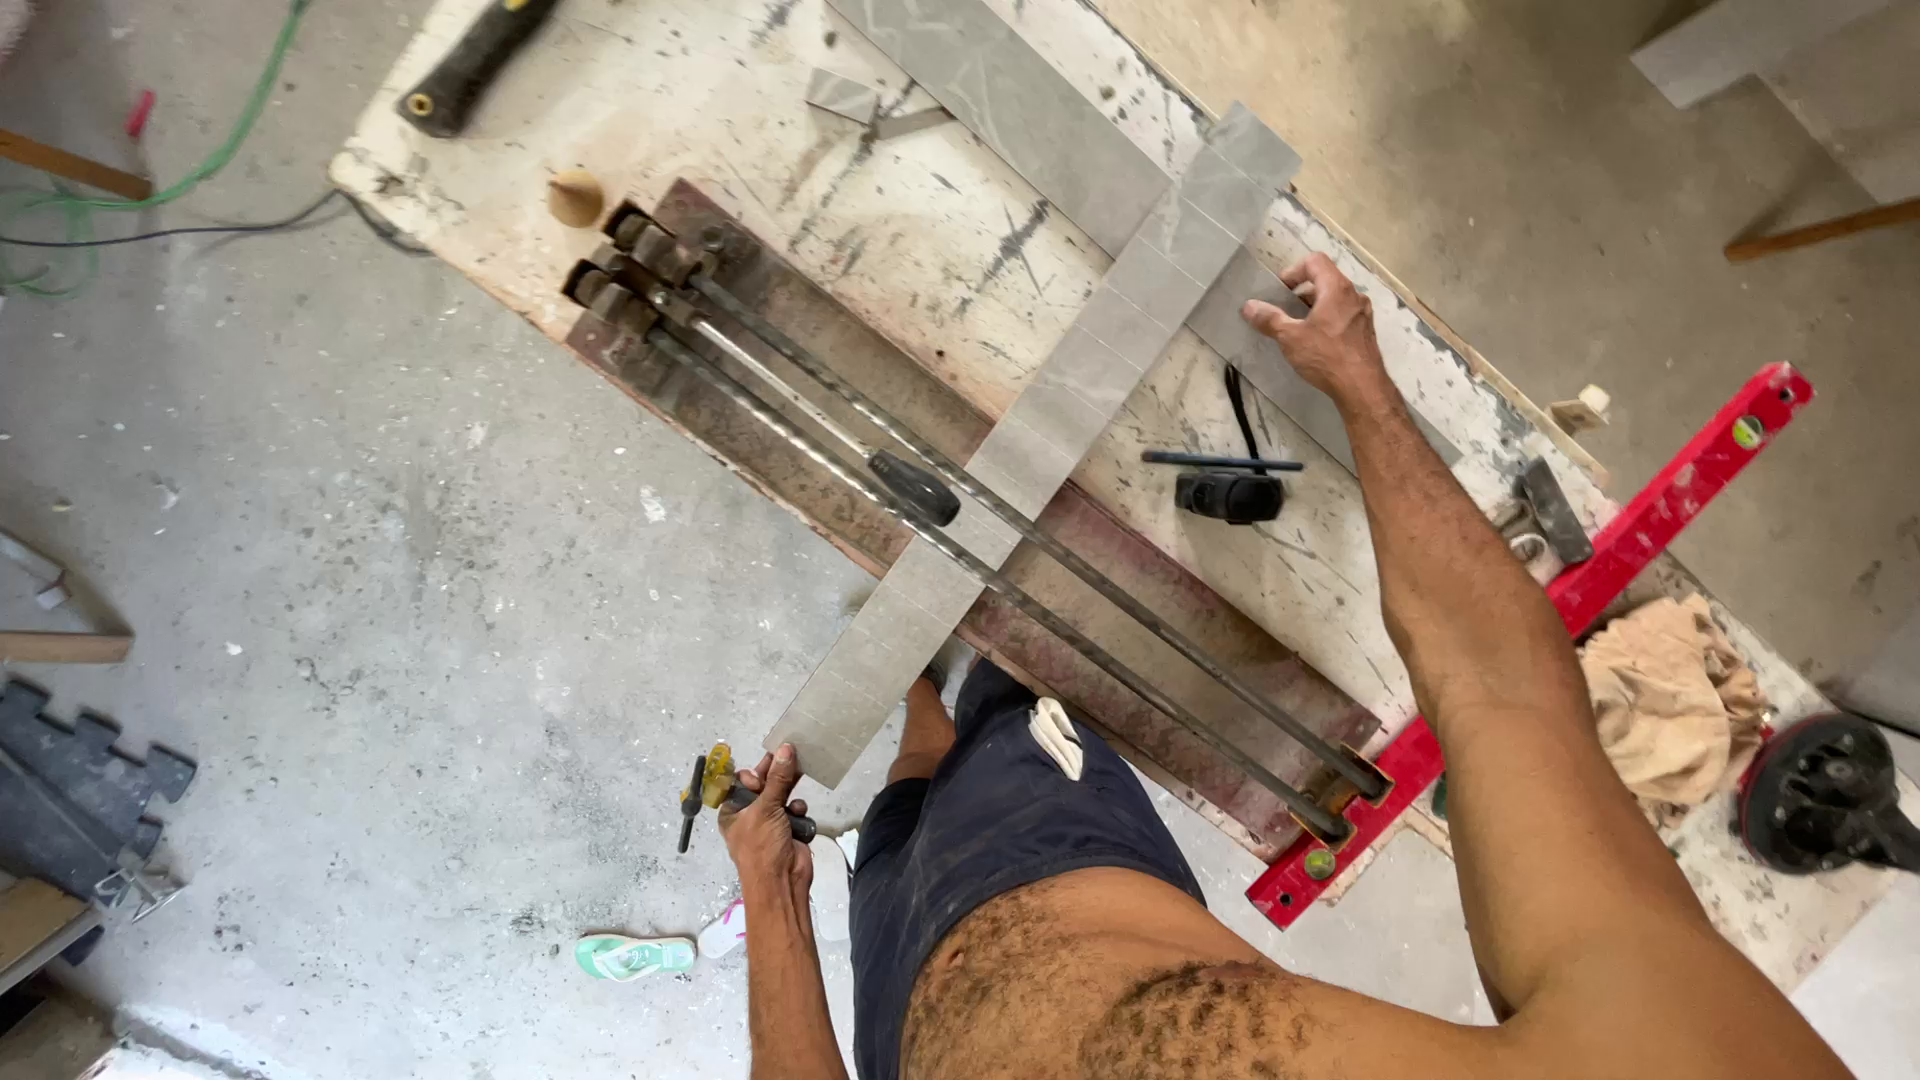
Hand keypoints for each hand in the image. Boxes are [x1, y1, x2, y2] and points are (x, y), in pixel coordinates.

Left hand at [719, 743, 812, 902]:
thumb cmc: (762, 846)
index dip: (754, 773)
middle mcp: (750, 814)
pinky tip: (799, 815)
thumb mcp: (766, 809)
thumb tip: (786, 748)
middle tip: (791, 755)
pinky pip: (795, 809)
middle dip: (777, 775)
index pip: (742, 782)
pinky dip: (798, 811)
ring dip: (789, 793)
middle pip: (765, 785)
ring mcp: (771, 821)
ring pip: (783, 794)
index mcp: (733, 811)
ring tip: (796, 784)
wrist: (781, 883)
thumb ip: (778, 779)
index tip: (767, 768)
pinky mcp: (789, 828)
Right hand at [1240, 253, 1392, 404]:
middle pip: (1325, 279)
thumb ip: (1269, 319)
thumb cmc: (1325, 355)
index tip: (1280, 291)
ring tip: (1298, 326)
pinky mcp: (1364, 330)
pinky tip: (1316, 340)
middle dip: (1301, 291)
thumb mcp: (1290, 337)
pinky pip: (1343, 314)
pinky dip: (1326, 318)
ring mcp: (1362, 312)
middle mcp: (1353, 294)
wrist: (1360, 385)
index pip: (1315, 261)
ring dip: (1314, 306)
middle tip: (1284, 309)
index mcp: (1336, 288)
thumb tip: (1248, 306)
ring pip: (1334, 298)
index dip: (1293, 271)